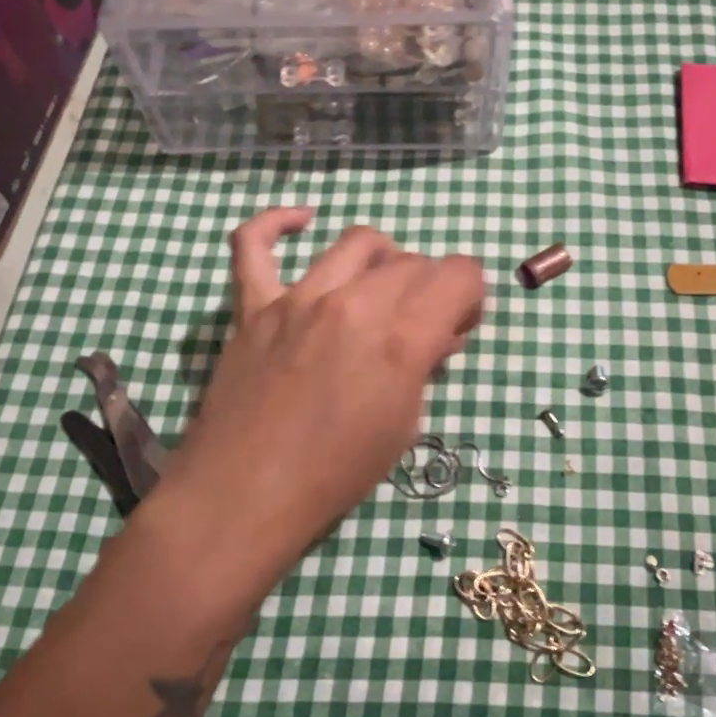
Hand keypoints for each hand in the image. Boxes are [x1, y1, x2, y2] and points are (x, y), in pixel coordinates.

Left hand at [153, 208, 485, 557]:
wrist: (245, 495)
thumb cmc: (334, 475)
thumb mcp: (402, 427)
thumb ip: (422, 367)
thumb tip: (434, 335)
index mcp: (399, 337)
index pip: (459, 274)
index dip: (470, 295)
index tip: (460, 323)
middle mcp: (352, 303)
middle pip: (413, 261)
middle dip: (433, 286)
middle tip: (425, 324)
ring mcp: (296, 298)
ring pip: (356, 243)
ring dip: (384, 260)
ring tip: (382, 289)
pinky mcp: (252, 305)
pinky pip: (252, 243)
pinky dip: (278, 223)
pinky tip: (302, 220)